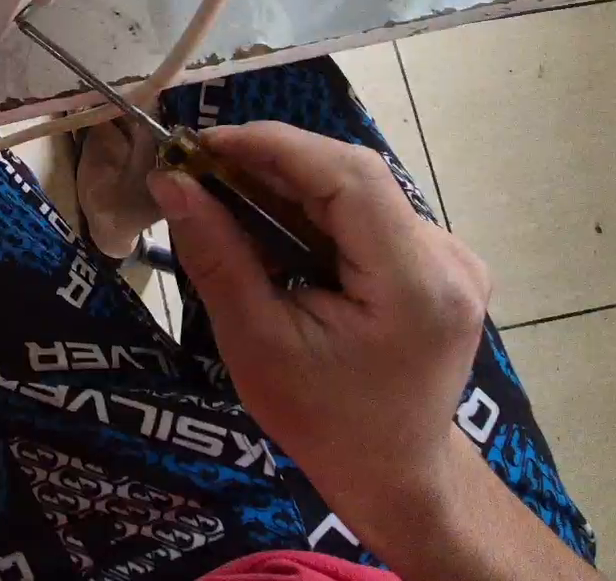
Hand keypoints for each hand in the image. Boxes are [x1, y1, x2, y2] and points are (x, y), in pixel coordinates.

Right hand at [146, 121, 491, 539]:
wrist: (393, 471)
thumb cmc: (320, 418)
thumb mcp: (254, 340)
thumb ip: (215, 254)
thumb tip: (168, 182)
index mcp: (414, 283)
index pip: (349, 176)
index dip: (273, 145)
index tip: (201, 144)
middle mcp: (446, 256)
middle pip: (351, 173)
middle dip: (268, 158)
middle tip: (198, 164)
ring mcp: (447, 254)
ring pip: (353, 184)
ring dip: (282, 177)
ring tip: (219, 185)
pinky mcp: (432, 257)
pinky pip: (360, 205)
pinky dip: (305, 199)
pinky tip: (264, 214)